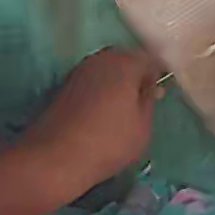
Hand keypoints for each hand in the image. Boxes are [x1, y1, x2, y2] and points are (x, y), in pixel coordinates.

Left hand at [22, 48, 161, 186]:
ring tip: (120, 109)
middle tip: (140, 101)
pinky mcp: (65, 84)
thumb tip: (149, 87)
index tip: (157, 96)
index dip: (156, 77)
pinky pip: (91, 80)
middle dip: (134, 76)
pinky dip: (99, 89)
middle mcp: (101, 58)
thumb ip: (149, 101)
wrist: (57, 155)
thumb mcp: (143, 127)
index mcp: (125, 63)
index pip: (149, 60)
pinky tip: (100, 111)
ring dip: (115, 82)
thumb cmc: (108, 142)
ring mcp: (80, 69)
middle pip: (125, 60)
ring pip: (106, 69)